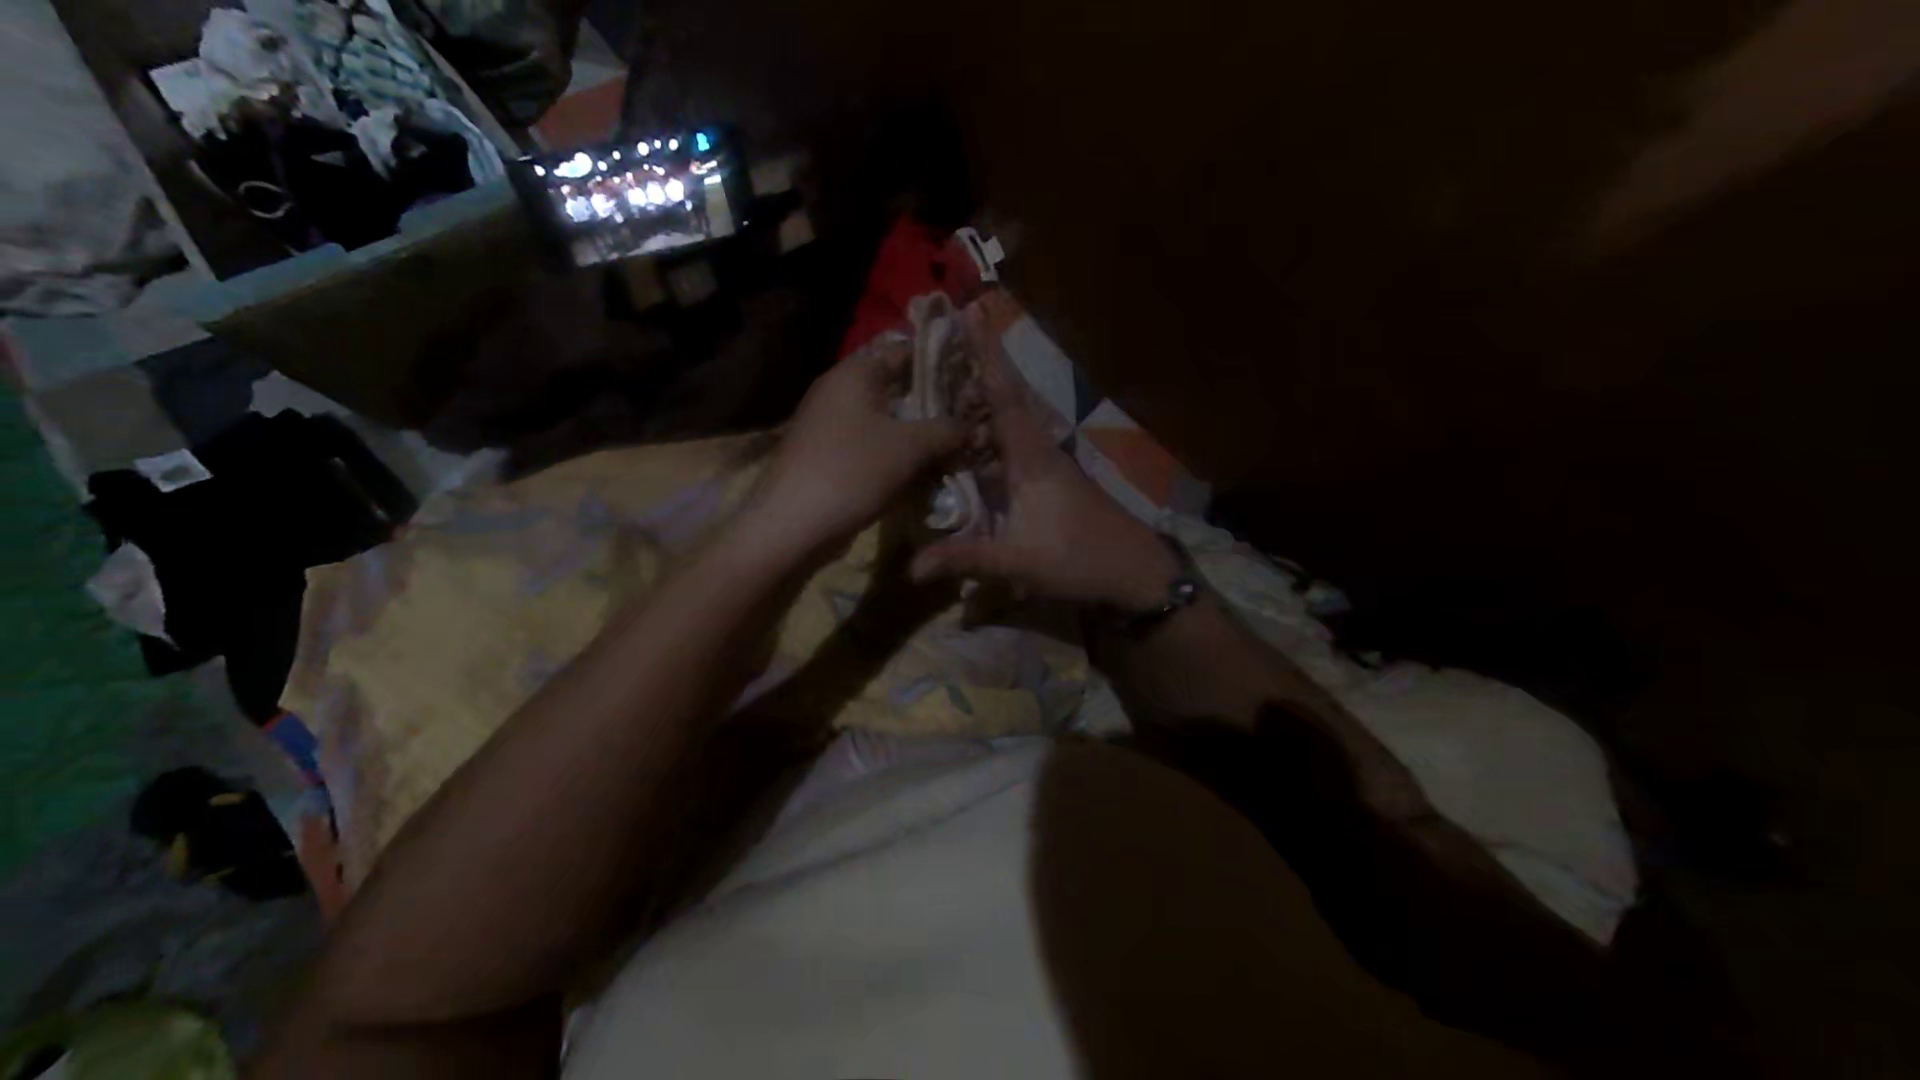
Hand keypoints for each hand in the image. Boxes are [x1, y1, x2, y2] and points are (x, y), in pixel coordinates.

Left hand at [743, 338, 968, 559]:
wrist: (793, 525)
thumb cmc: (853, 471)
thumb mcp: (911, 447)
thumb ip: (948, 430)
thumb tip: (971, 427)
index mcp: (855, 373)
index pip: (905, 350)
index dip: (941, 362)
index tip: (974, 380)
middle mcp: (839, 391)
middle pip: (897, 388)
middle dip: (935, 405)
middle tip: (972, 420)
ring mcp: (831, 425)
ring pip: (887, 422)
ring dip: (919, 435)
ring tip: (956, 449)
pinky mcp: (830, 457)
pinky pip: (873, 447)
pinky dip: (898, 456)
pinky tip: (925, 474)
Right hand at [909, 356, 1179, 608]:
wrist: (1136, 572)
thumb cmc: (1080, 560)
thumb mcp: (1019, 561)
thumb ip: (966, 558)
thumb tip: (911, 567)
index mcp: (1031, 457)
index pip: (1004, 396)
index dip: (986, 356)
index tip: (971, 314)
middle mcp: (1039, 450)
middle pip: (1005, 398)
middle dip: (978, 366)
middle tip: (945, 338)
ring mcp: (1047, 464)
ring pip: (1010, 420)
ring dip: (984, 397)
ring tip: (948, 377)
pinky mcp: (1049, 481)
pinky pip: (1012, 444)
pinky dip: (990, 431)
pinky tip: (970, 439)